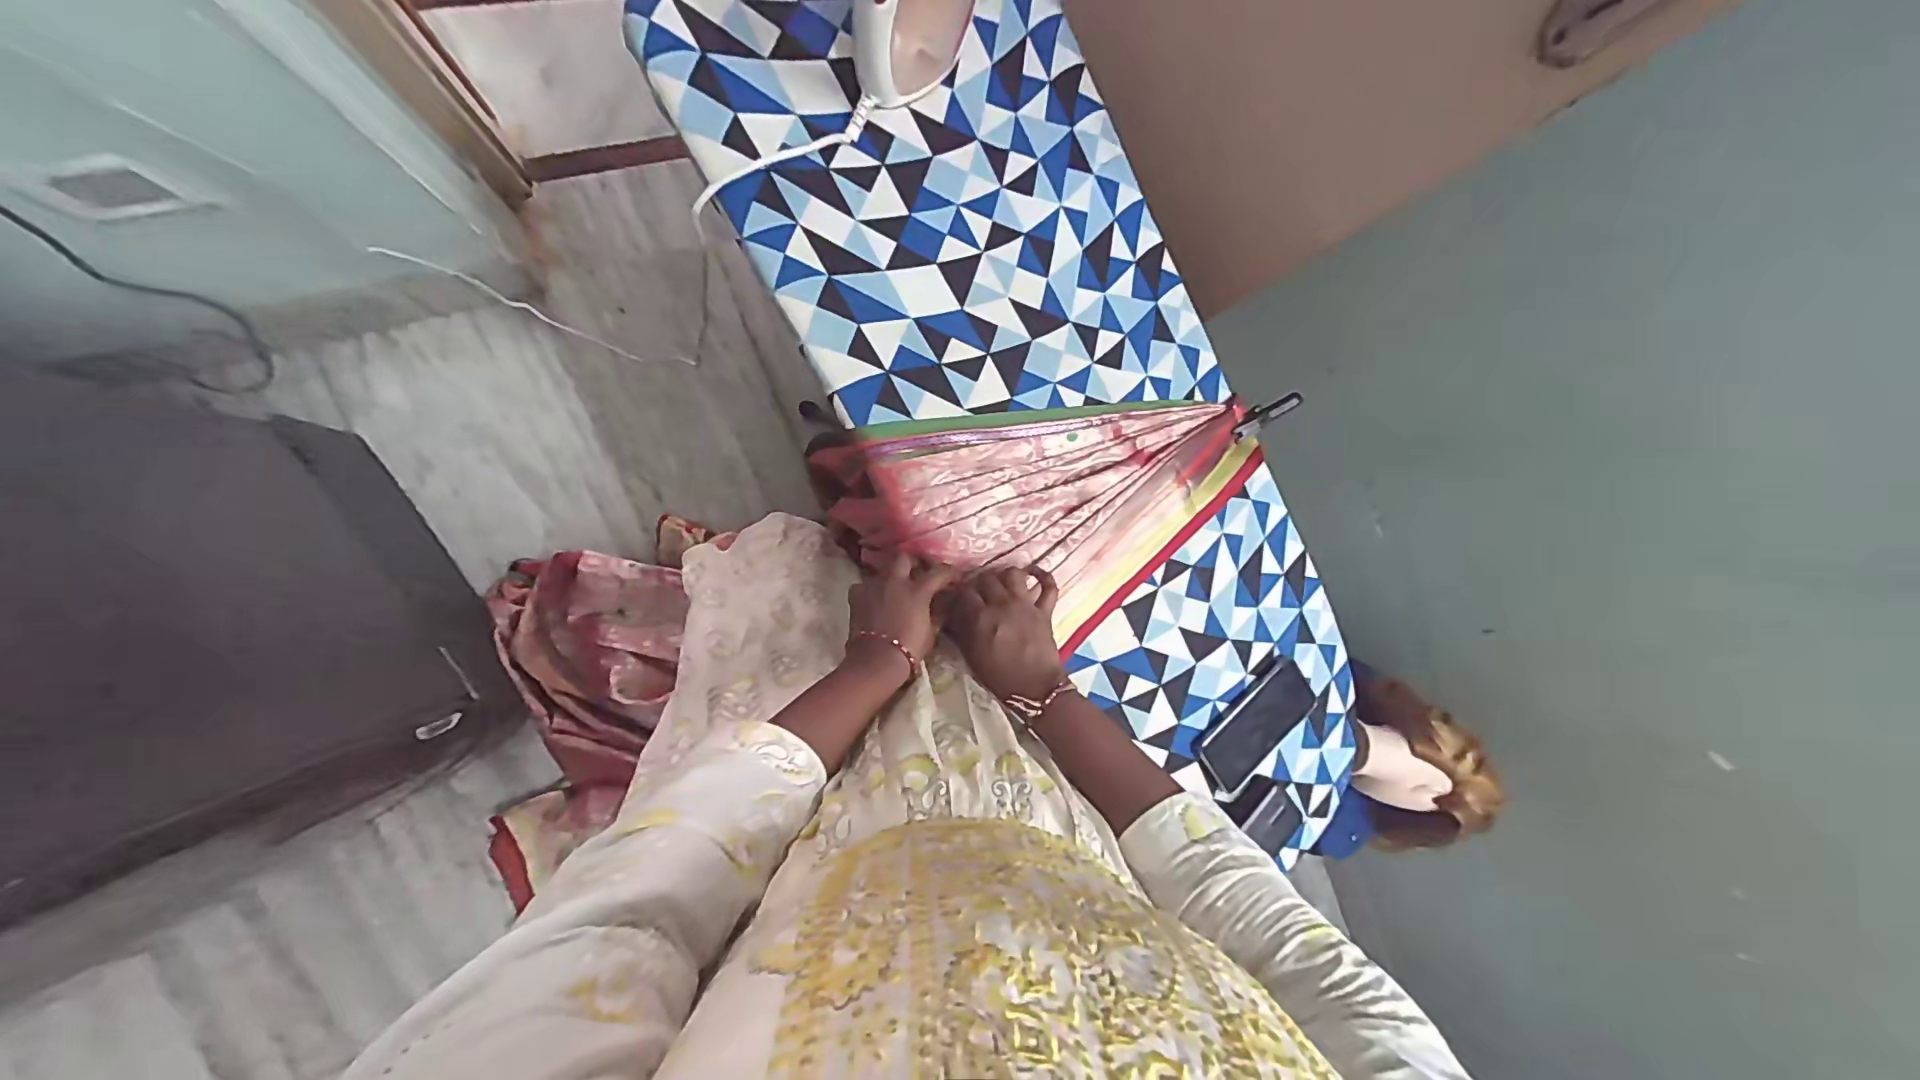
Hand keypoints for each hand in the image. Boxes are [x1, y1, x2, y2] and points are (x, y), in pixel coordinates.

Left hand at [847, 551, 956, 668]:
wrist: (875, 660)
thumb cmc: (909, 648)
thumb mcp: (931, 632)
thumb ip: (938, 612)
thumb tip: (943, 601)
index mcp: (918, 589)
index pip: (938, 572)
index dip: (949, 572)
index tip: (954, 576)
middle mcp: (894, 580)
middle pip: (904, 557)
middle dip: (913, 562)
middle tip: (918, 573)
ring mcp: (873, 585)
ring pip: (884, 571)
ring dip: (892, 577)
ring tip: (896, 588)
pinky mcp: (856, 594)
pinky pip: (866, 585)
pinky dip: (873, 590)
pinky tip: (876, 599)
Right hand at [948, 566, 1065, 699]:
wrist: (1034, 689)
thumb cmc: (999, 676)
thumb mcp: (972, 655)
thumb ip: (962, 631)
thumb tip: (954, 614)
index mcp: (981, 617)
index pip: (965, 592)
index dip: (960, 592)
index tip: (958, 597)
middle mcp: (1003, 605)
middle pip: (987, 579)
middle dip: (979, 582)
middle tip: (978, 591)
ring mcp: (1026, 605)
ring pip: (1013, 574)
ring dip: (1005, 575)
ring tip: (1001, 582)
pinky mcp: (1044, 611)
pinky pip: (1049, 586)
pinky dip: (1043, 576)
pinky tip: (1034, 573)